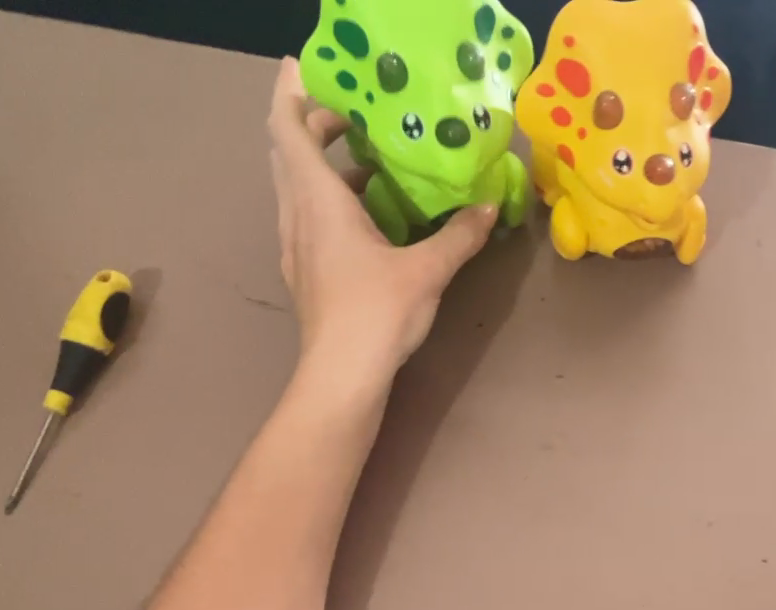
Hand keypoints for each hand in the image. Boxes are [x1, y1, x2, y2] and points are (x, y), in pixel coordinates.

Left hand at [267, 57, 495, 396]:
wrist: (342, 374)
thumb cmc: (377, 312)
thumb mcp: (428, 270)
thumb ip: (458, 236)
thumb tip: (488, 208)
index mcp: (318, 201)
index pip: (288, 127)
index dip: (293, 91)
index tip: (313, 69)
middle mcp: (298, 216)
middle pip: (288, 152)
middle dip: (313, 125)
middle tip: (353, 116)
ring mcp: (296, 247)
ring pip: (296, 188)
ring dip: (322, 166)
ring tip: (367, 165)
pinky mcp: (306, 274)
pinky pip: (308, 218)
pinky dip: (328, 202)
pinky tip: (364, 220)